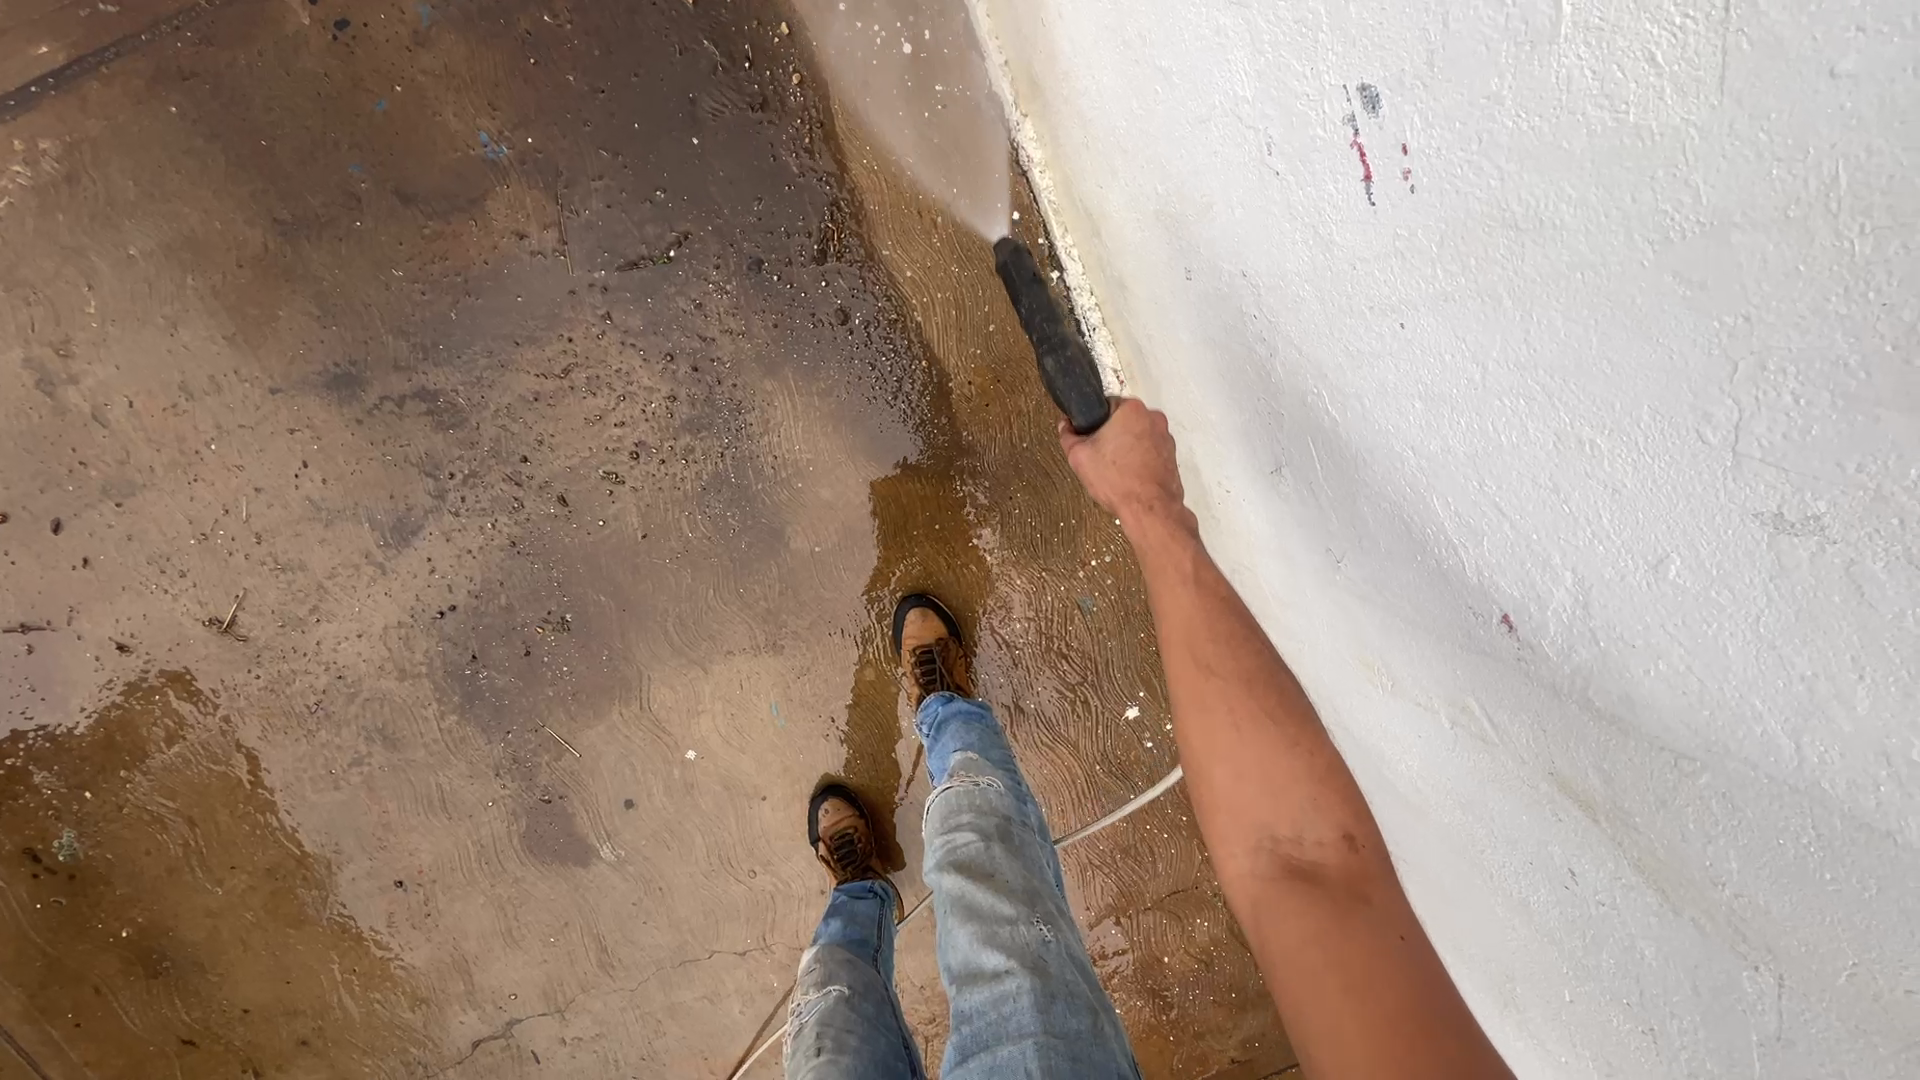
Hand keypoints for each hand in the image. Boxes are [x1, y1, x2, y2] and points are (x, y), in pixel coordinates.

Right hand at [1058, 398, 1195, 537]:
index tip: (1090, 438)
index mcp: (1131, 410)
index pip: (1106, 405)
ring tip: (1115, 470)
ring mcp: (1165, 437)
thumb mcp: (1079, 456)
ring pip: (1137, 437)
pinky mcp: (1171, 456)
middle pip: (1123, 421)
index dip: (1094, 423)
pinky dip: (1139, 461)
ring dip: (1126, 449)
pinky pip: (1149, 452)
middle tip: (1100, 457)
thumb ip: (1068, 436)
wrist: (1148, 509)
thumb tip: (1066, 427)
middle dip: (1111, 436)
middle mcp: (1153, 418)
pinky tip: (1129, 476)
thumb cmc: (1120, 482)